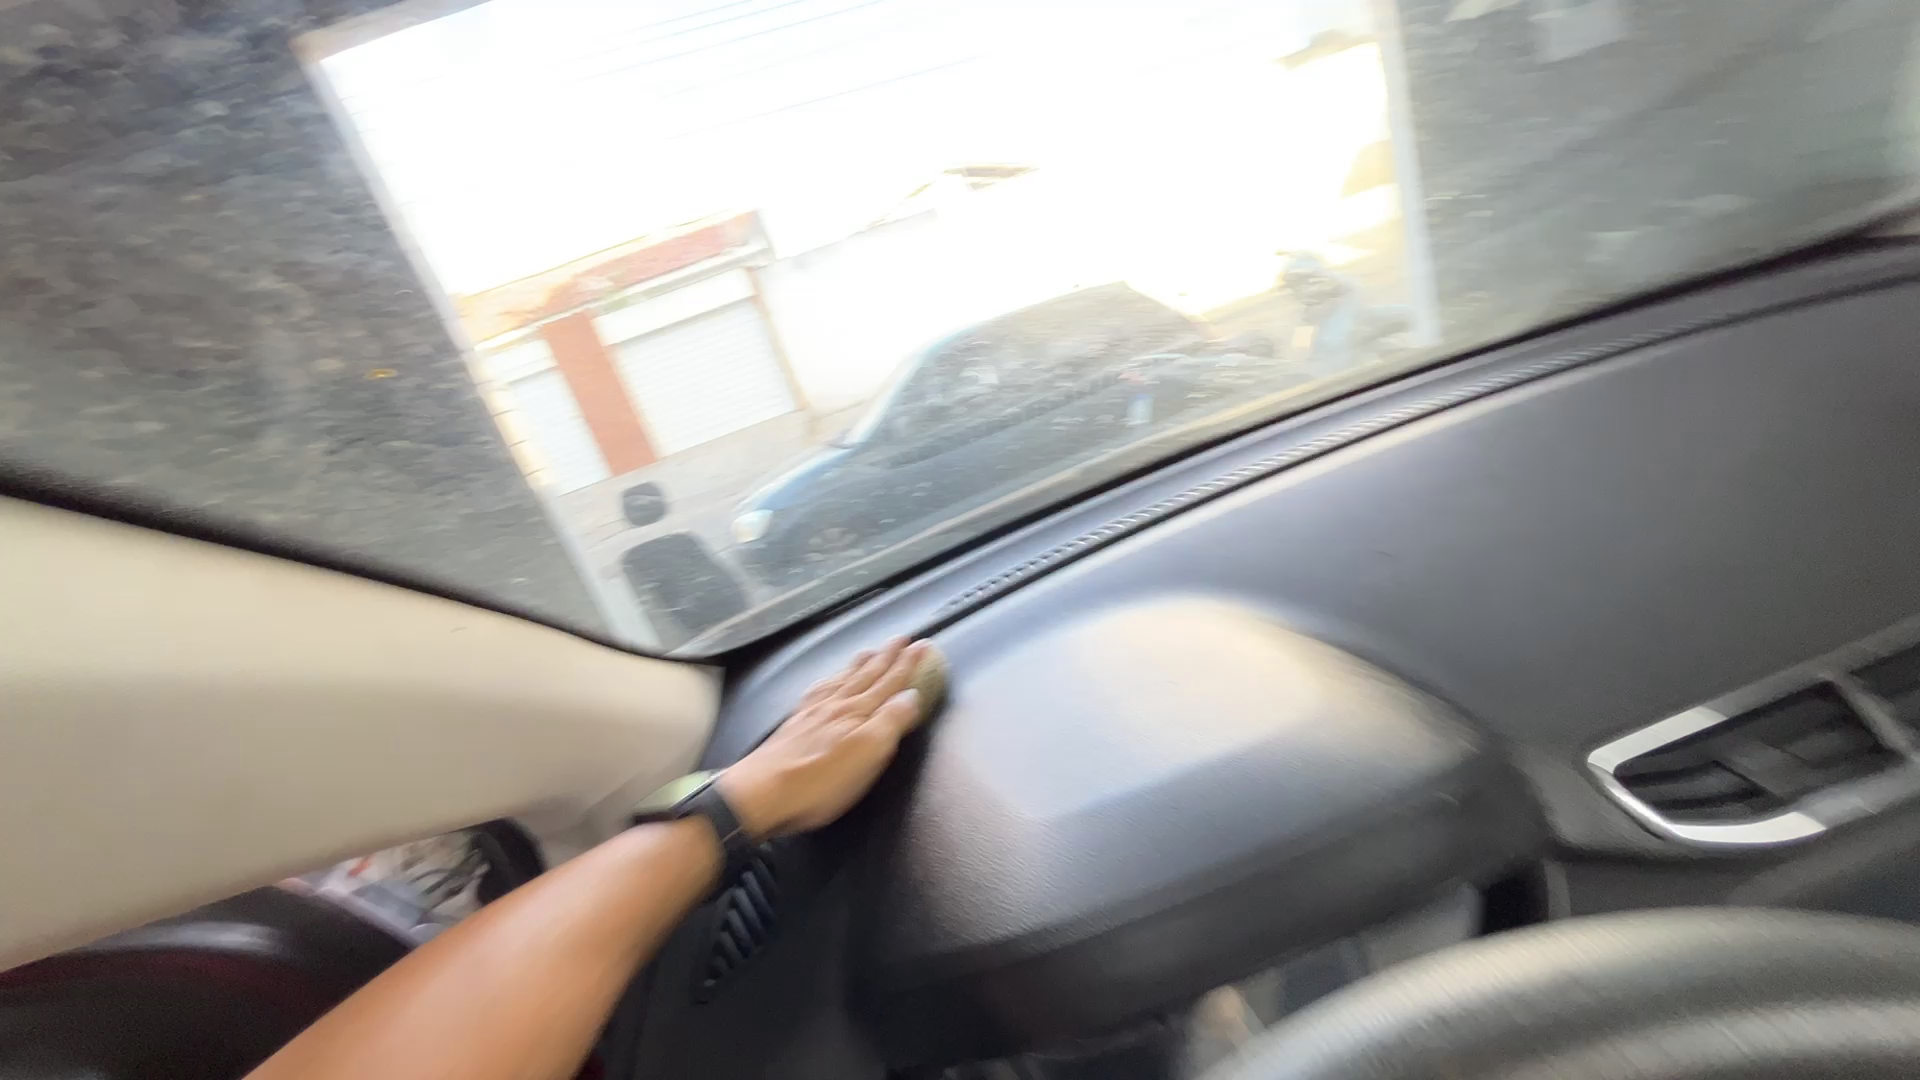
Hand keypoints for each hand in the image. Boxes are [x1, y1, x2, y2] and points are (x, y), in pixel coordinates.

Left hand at [719, 638, 933, 839]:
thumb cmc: (821, 780)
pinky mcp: (796, 723)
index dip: (908, 664)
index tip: (922, 645)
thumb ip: (891, 722)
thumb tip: (911, 695)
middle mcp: (838, 705)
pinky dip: (832, 679)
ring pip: (845, 679)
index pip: (890, 682)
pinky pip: (820, 690)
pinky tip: (831, 679)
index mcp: (858, 712)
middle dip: (888, 657)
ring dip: (862, 663)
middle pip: (868, 675)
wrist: (761, 793)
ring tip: (872, 650)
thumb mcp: (867, 754)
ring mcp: (814, 712)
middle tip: (901, 639)